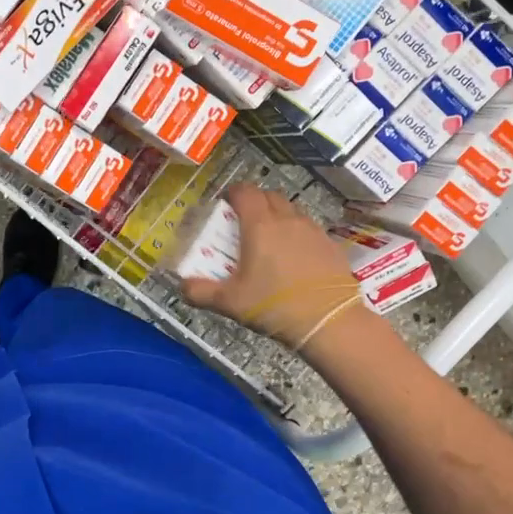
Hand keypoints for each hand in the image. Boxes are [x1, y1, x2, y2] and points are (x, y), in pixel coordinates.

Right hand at [181, 184, 381, 358]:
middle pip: (269, 196)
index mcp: (260, 226)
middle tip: (242, 222)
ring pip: (291, 210)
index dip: (232, 194)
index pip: (245, 192)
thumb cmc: (274, 306)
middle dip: (254, 202)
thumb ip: (200, 292)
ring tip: (267, 240)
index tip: (224, 205)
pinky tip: (292, 257)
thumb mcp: (229, 303)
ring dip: (276, 216)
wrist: (329, 321)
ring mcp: (313, 230)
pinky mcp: (330, 244)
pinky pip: (308, 228)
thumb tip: (182, 286)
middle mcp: (288, 220)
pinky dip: (296, 233)